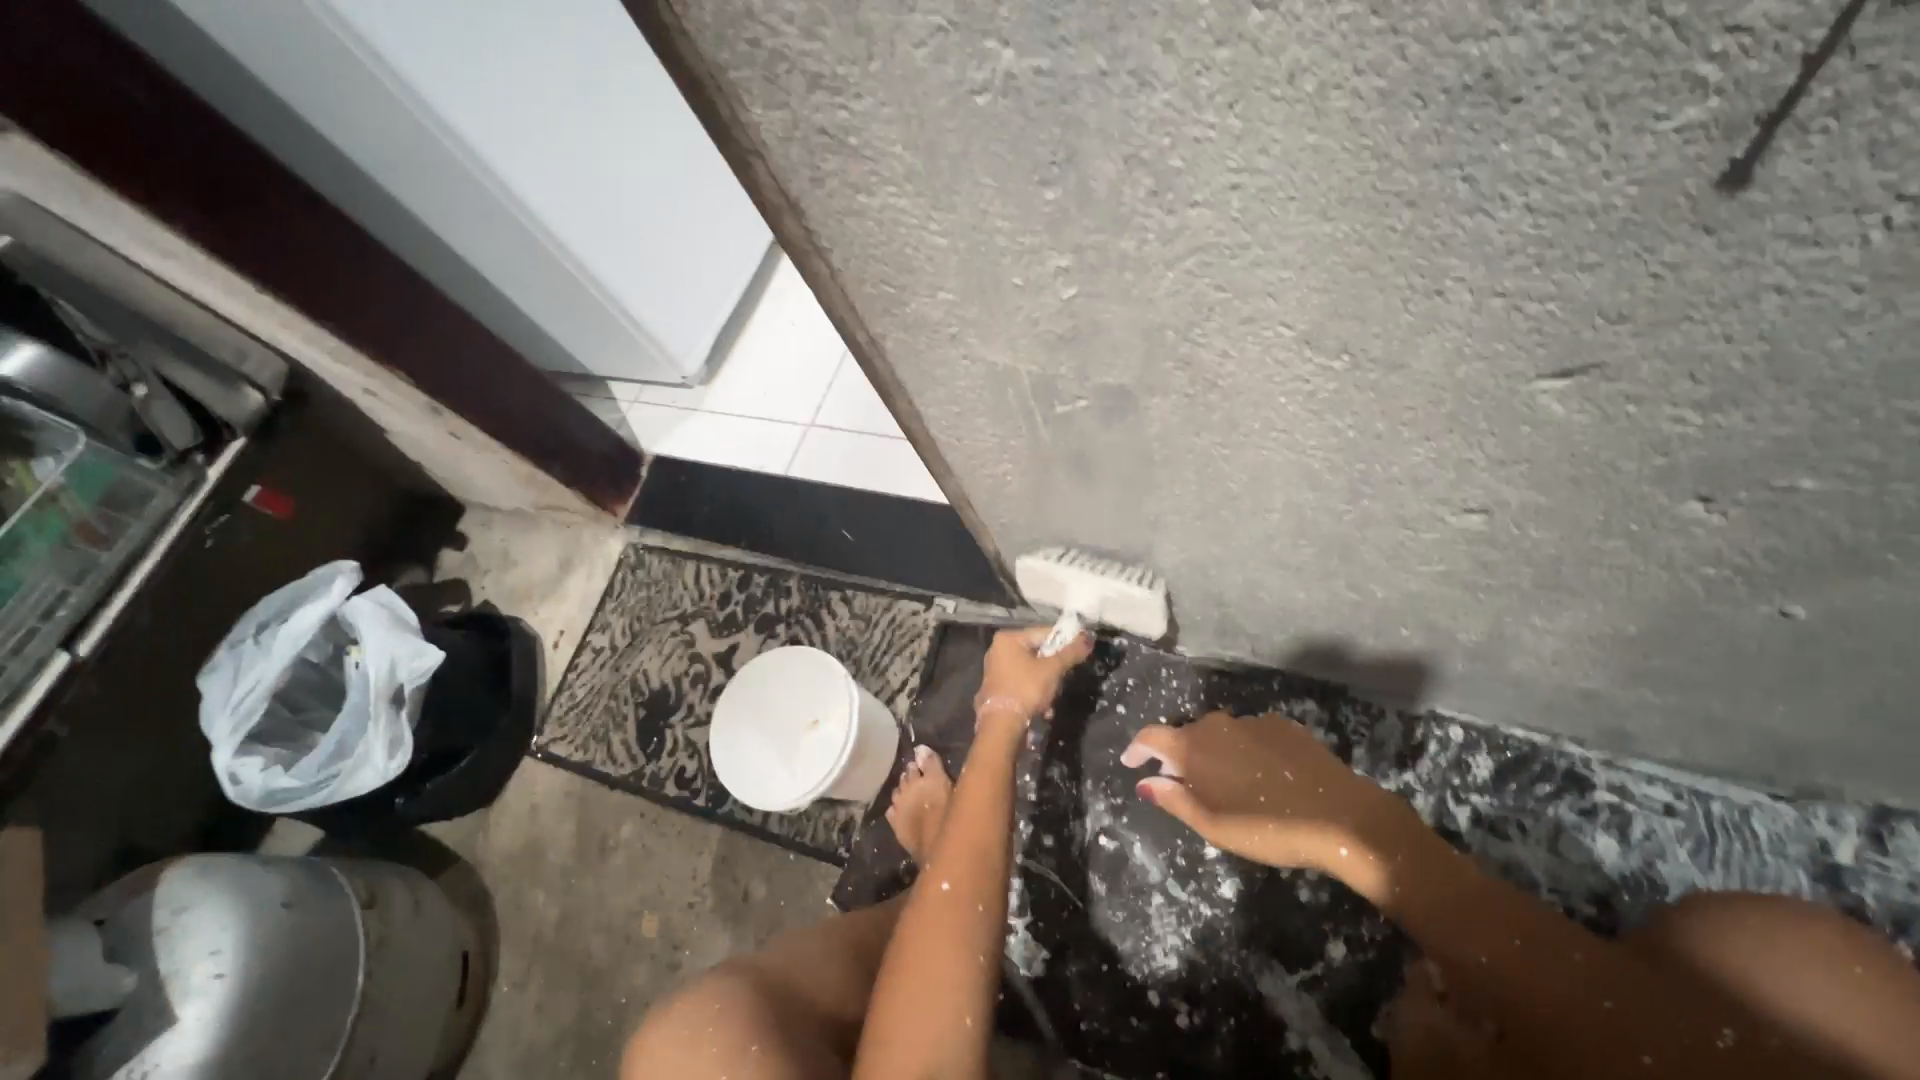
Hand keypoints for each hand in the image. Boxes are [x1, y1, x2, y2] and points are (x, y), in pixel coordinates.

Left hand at [973, 627, 1092, 729]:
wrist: (1002, 725)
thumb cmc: (1026, 689)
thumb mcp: (1052, 669)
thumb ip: (1071, 652)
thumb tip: (1089, 638)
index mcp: (1008, 639)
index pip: (1043, 633)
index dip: (1064, 641)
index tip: (1079, 651)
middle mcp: (998, 651)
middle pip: (1037, 653)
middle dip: (1054, 669)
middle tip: (1065, 677)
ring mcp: (996, 671)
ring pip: (1032, 671)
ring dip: (1047, 685)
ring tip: (1053, 697)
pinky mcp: (998, 689)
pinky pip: (1023, 684)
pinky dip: (1035, 694)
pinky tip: (1044, 709)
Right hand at [1121, 710, 1416, 879]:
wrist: (1342, 817)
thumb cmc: (1266, 828)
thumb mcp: (1212, 825)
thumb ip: (1174, 799)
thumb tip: (1145, 782)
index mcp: (1194, 747)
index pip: (1151, 736)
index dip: (1137, 748)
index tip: (1130, 762)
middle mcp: (1218, 725)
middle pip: (1187, 733)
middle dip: (1178, 755)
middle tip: (1182, 782)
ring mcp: (1254, 722)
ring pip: (1221, 734)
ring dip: (1214, 753)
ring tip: (1225, 783)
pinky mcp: (1285, 727)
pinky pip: (1251, 735)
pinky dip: (1245, 751)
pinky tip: (1261, 776)